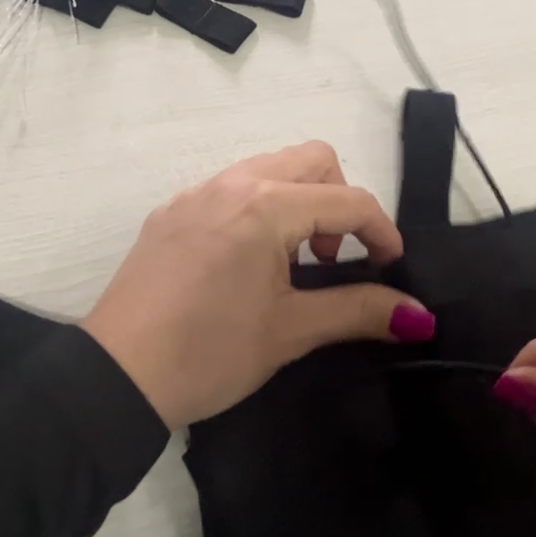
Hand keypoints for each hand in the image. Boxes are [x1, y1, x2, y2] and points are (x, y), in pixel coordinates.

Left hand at [82, 141, 436, 429]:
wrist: (116, 376)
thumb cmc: (209, 353)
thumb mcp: (291, 332)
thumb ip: (359, 311)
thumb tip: (419, 317)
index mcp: (266, 206)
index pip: (347, 200)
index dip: (382, 231)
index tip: (392, 268)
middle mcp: (232, 183)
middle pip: (312, 160)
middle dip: (340, 200)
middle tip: (333, 258)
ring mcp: (197, 193)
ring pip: (269, 168)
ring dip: (299, 202)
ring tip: (291, 263)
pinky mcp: (172, 211)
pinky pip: (232, 188)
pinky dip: (258, 208)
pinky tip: (245, 263)